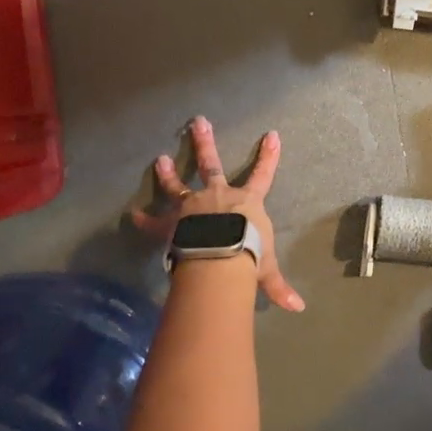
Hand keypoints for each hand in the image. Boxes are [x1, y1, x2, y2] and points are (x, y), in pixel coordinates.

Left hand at [132, 116, 304, 311]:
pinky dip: (142, 219)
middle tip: (198, 121)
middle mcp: (218, 196)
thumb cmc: (248, 255)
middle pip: (211, 165)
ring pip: (178, 184)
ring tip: (160, 159)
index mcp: (246, 203)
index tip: (272, 135)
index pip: (263, 175)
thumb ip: (279, 286)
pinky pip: (153, 221)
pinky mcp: (170, 222)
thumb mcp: (266, 269)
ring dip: (169, 172)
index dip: (268, 156)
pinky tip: (132, 215)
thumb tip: (299, 308)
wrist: (218, 257)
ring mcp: (192, 205)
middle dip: (205, 143)